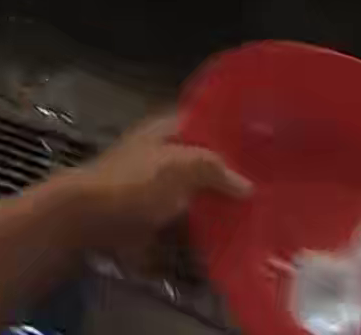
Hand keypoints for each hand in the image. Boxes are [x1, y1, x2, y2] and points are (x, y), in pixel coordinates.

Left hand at [67, 113, 248, 256]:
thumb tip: (247, 184)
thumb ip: (213, 168)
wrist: (89, 218)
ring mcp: (159, 183)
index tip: (265, 145)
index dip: (232, 131)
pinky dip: (206, 227)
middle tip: (271, 188)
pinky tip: (232, 239)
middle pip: (205, 158)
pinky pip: (188, 218)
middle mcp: (165, 152)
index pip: (206, 121)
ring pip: (198, 190)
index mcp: (168, 129)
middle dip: (231, 172)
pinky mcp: (156, 214)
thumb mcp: (176, 167)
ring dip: (221, 203)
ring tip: (260, 216)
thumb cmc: (133, 182)